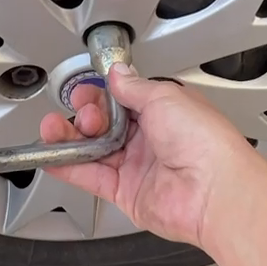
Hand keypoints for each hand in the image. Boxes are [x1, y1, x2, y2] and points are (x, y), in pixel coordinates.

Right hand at [38, 63, 266, 246]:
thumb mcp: (163, 96)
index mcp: (164, 109)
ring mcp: (138, 165)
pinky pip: (91, 176)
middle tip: (82, 112)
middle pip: (104, 123)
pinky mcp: (127, 192)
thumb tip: (117, 73)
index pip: (121, 97)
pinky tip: (51, 156)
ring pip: (94, 149)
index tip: (87, 89)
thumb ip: (131, 87)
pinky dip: (68, 166)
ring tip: (51, 129)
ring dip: (69, 138)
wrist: (215, 190)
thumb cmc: (204, 140)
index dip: (101, 93)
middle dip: (86, 114)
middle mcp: (150, 137)